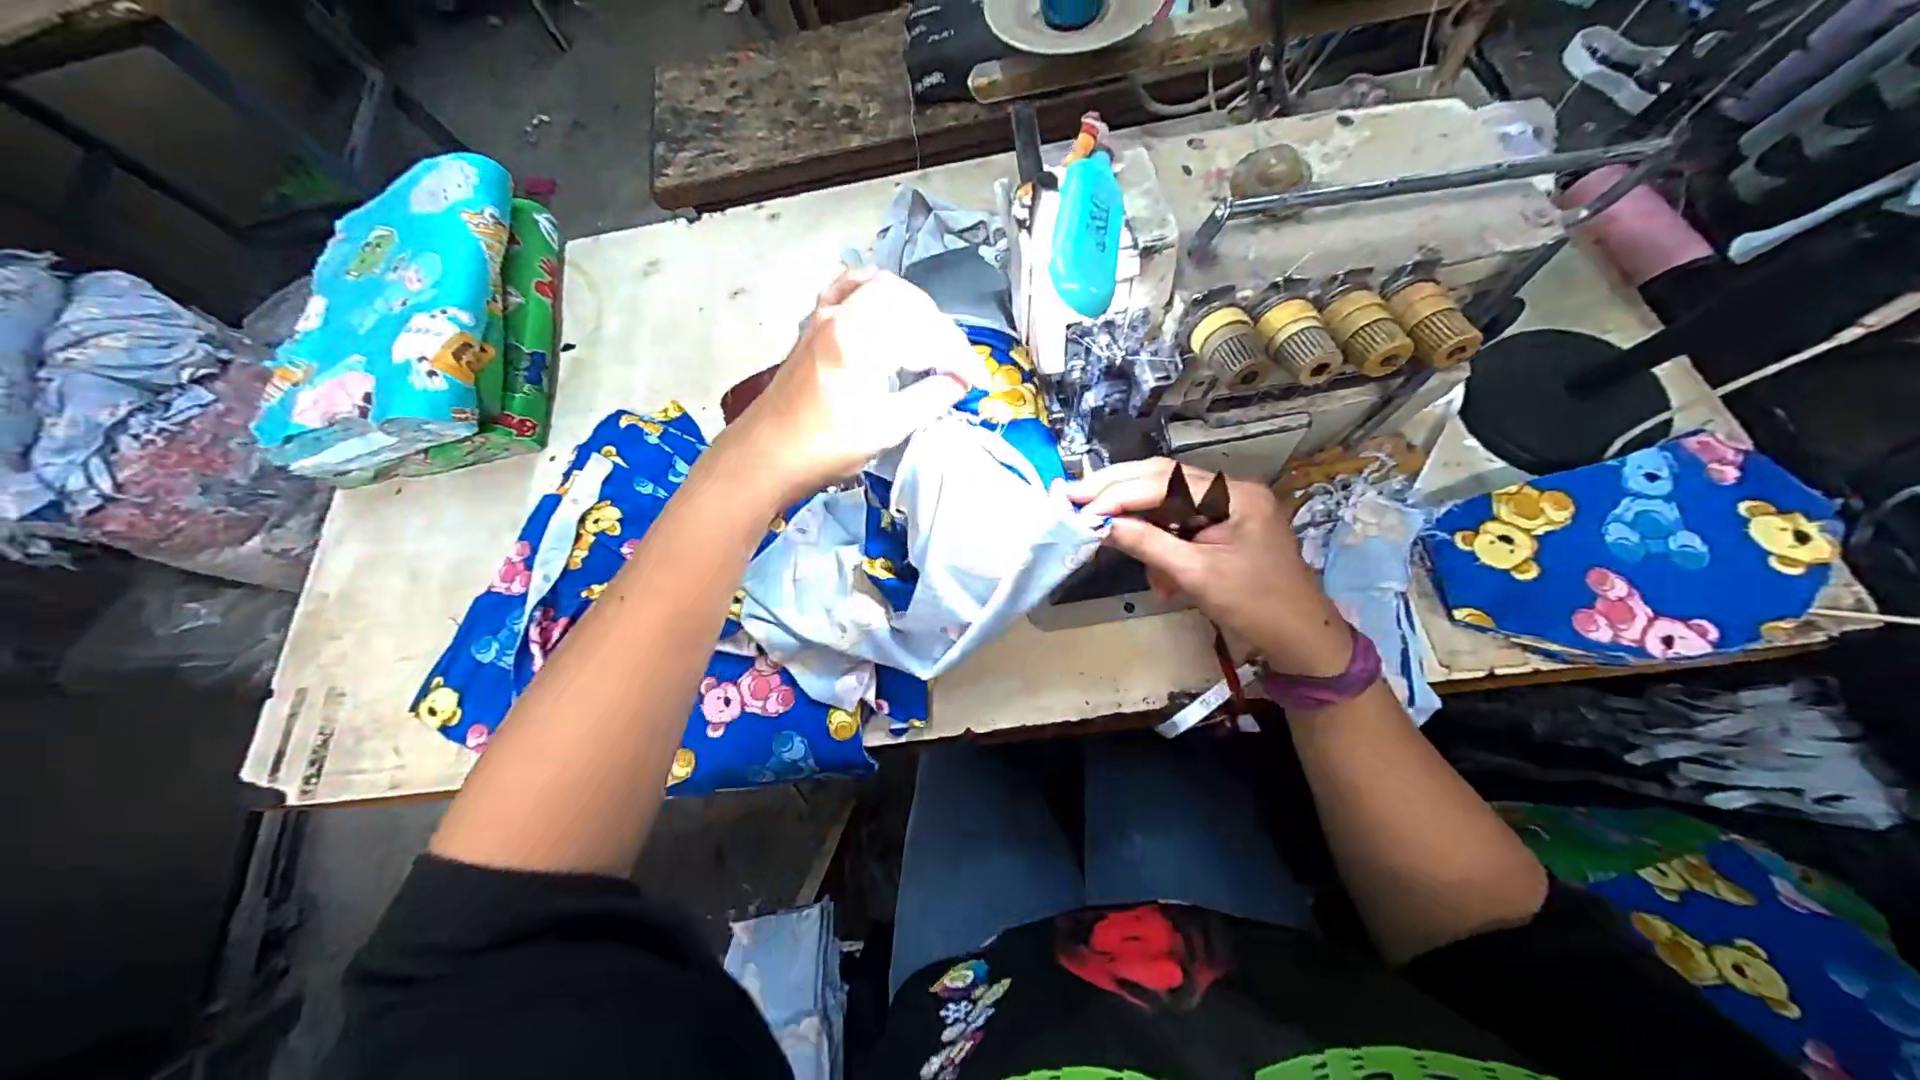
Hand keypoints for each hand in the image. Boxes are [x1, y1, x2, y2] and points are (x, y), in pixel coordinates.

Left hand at [716, 267, 987, 503]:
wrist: (767, 454)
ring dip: (914, 308)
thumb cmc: (825, 447)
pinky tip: (885, 308)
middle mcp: (843, 316)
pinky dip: (876, 292)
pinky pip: (848, 287)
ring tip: (929, 338)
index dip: (958, 356)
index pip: (926, 333)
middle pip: (908, 302)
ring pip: (881, 288)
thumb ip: (930, 398)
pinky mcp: (814, 325)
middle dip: (940, 330)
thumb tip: (957, 382)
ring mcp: (824, 316)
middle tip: (955, 363)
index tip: (974, 380)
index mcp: (862, 339)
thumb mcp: (887, 428)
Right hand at [1063, 458, 1353, 677]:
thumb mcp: (1195, 575)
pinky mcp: (1223, 525)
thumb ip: (1146, 544)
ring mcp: (1228, 506)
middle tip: (1074, 496)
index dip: (1117, 494)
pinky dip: (1159, 543)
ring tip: (1107, 537)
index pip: (1163, 482)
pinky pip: (1179, 523)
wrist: (1301, 637)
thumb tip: (1099, 525)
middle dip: (1117, 490)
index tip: (1081, 508)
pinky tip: (1157, 577)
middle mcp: (1231, 490)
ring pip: (1166, 500)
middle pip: (1162, 478)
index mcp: (1233, 495)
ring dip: (1138, 523)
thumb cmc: (1255, 606)